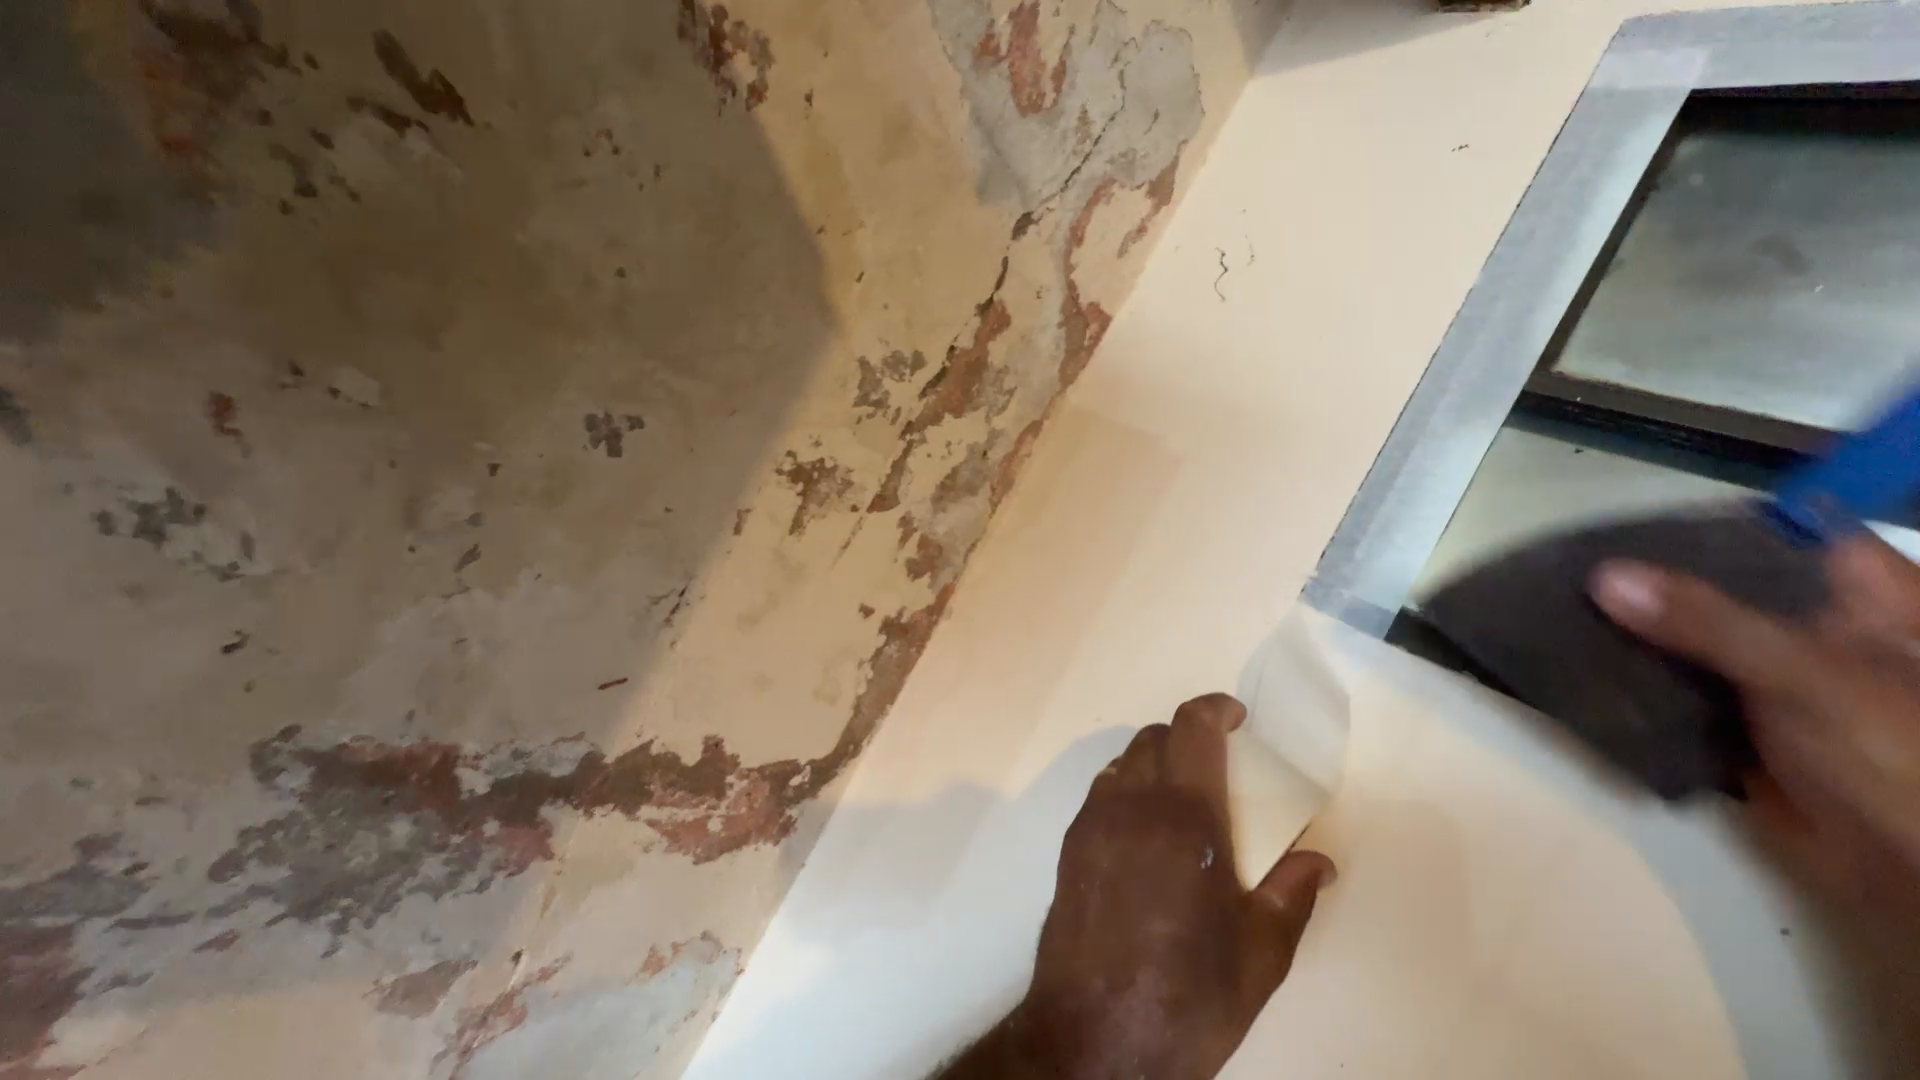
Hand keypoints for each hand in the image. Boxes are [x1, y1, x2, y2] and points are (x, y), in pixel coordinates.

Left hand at [942, 694, 1335, 1079]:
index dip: (1214, 708)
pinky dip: (1127, 790)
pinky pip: (1101, 794)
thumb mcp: (1260, 955)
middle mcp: (1130, 806)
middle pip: (1154, 738)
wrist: (1093, 1039)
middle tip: (1220, 766)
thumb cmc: (1187, 995)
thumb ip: (1291, 894)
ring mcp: (1091, 825)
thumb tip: (1318, 861)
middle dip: (1189, 736)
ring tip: (1184, 799)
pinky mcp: (1068, 849)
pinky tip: (1147, 835)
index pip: (1191, 728)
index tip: (1239, 718)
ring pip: (1123, 763)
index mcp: (1183, 817)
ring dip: (1155, 762)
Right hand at [1590, 533, 1919, 916]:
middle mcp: (1814, 628)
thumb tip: (1602, 577)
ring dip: (1629, 629)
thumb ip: (1708, 622)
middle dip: (1647, 580)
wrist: (1909, 875)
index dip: (1700, 527)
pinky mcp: (1736, 723)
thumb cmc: (1900, 758)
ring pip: (1687, 638)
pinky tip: (1575, 658)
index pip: (1771, 535)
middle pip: (1717, 586)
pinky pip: (1673, 686)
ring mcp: (1772, 678)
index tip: (1619, 528)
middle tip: (1567, 565)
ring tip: (1554, 605)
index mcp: (1860, 597)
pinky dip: (1629, 677)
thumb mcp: (1810, 676)